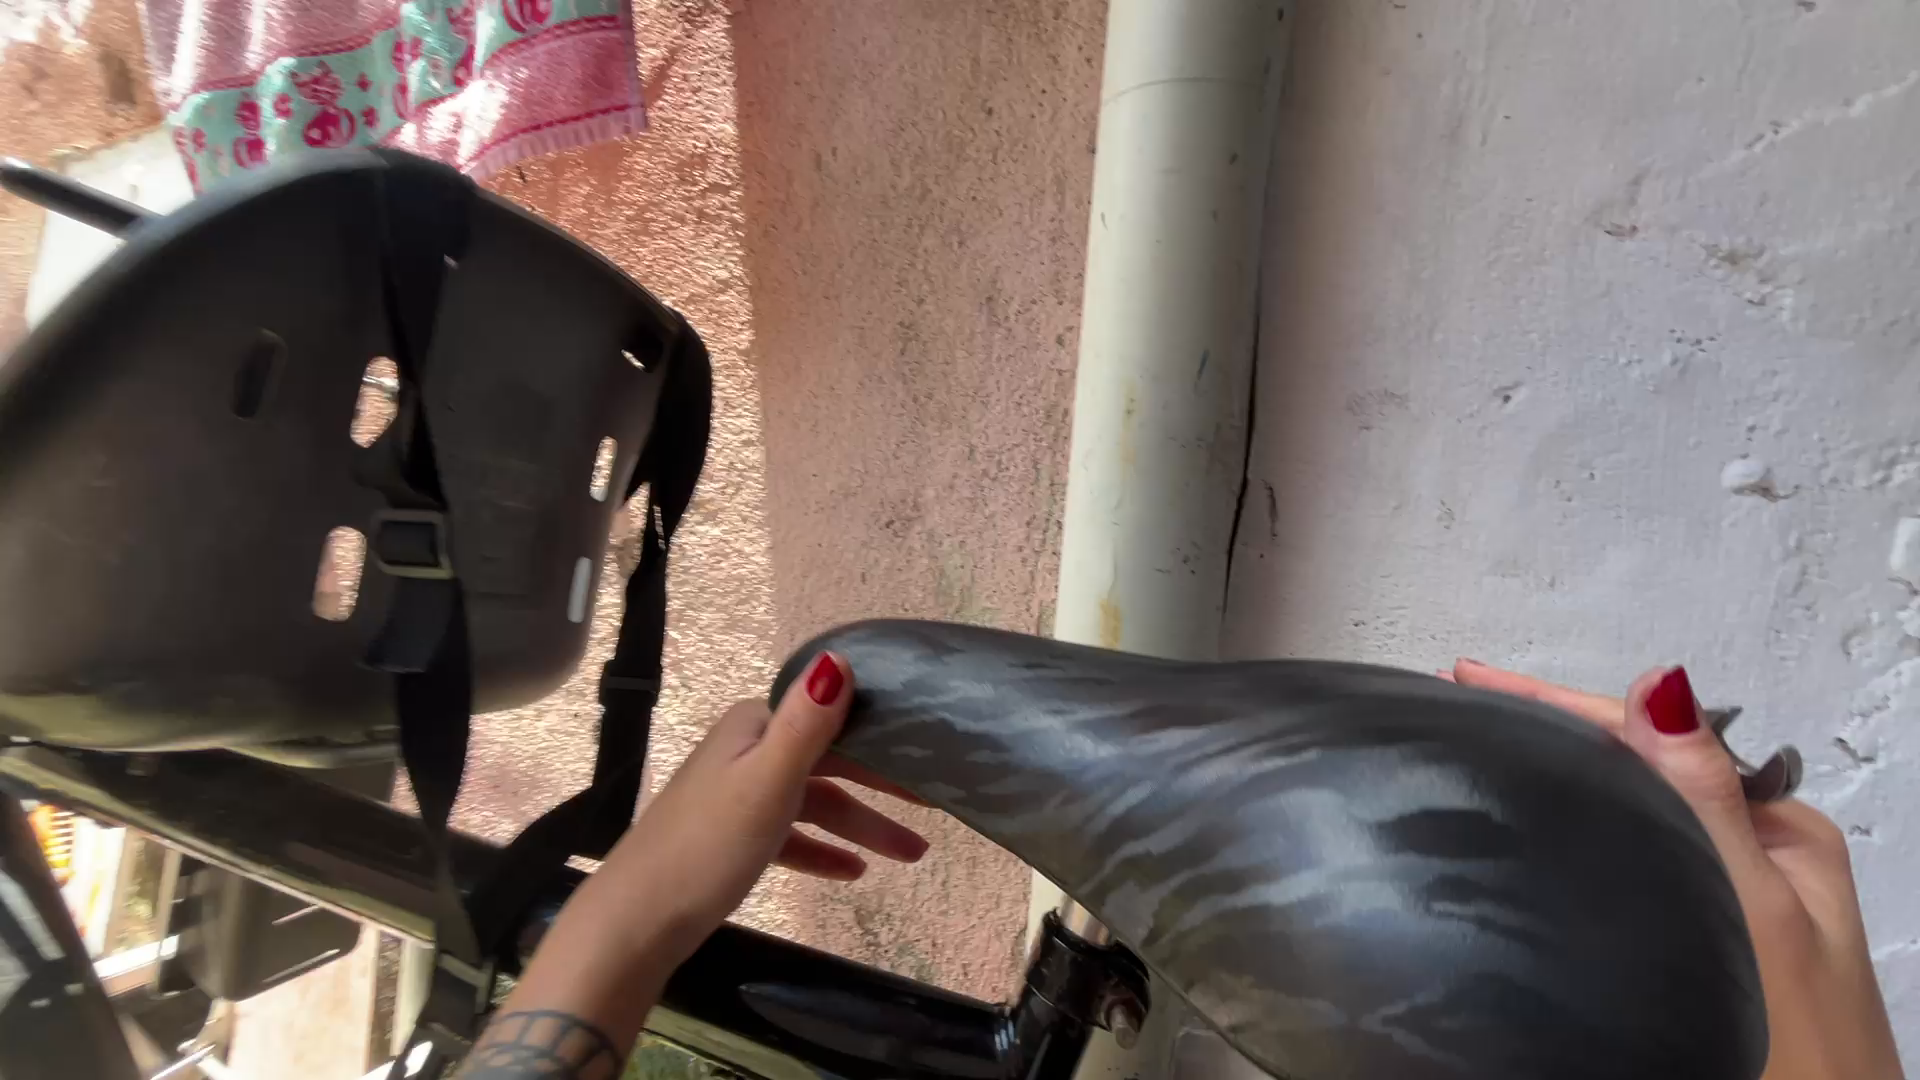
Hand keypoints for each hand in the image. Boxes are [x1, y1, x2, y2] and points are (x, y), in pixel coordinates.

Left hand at [467, 653, 928, 1073]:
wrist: (635, 924)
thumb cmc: (708, 844)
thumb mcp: (768, 780)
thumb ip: (808, 721)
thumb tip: (841, 656)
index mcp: (755, 726)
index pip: (833, 720)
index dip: (882, 737)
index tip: (930, 756)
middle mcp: (749, 750)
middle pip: (830, 763)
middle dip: (882, 791)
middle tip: (934, 810)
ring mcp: (740, 795)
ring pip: (815, 803)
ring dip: (861, 828)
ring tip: (911, 855)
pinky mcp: (734, 837)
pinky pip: (791, 836)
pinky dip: (823, 851)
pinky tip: (855, 872)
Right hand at [1447, 659, 1903, 1079]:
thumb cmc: (1789, 1038)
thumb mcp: (1750, 902)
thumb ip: (1702, 795)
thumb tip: (1661, 683)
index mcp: (1769, 825)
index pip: (1641, 733)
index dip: (1548, 698)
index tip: (1465, 674)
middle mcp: (1744, 842)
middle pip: (1628, 755)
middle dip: (1542, 718)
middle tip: (1458, 690)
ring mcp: (1717, 877)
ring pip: (1620, 793)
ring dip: (1552, 755)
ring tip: (1479, 729)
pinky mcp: (1685, 912)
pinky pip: (1617, 832)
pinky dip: (1568, 803)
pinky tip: (1531, 800)